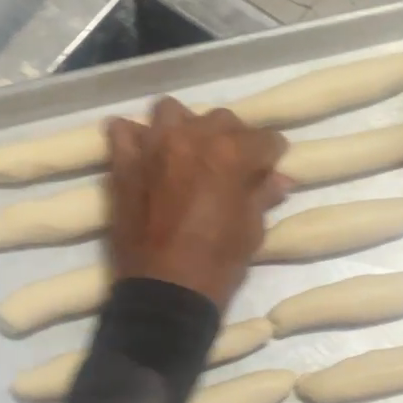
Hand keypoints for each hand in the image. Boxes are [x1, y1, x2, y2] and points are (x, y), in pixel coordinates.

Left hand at [106, 98, 288, 308]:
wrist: (165, 291)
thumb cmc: (218, 263)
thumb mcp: (252, 230)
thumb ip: (263, 195)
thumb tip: (279, 179)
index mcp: (230, 154)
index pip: (265, 138)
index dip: (272, 153)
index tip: (272, 165)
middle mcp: (192, 138)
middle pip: (222, 119)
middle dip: (234, 137)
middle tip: (235, 163)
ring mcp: (153, 146)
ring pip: (172, 111)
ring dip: (186, 126)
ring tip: (190, 151)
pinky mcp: (123, 163)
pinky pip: (123, 130)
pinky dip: (137, 137)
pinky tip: (148, 154)